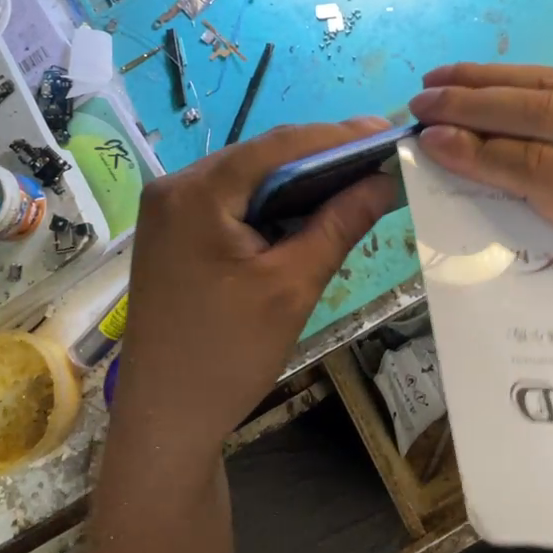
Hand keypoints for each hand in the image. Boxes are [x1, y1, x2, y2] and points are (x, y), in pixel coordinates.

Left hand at [117, 118, 399, 451]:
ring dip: (297, 181)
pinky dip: (269, 203)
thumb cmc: (228, 354)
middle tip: (378, 160)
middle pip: (260, 158)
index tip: (387, 132)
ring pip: (246, 178)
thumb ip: (338, 224)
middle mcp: (174, 187)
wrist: (165, 420)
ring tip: (353, 181)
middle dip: (320, 158)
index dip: (336, 136)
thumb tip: (384, 181)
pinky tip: (307, 210)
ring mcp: (168, 210)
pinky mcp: (173, 232)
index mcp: (196, 193)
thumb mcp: (293, 286)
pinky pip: (230, 201)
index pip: (278, 146)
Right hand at [407, 64, 552, 344]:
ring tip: (438, 81)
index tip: (429, 141)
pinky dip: (516, 77)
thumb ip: (507, 219)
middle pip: (552, 116)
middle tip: (422, 105)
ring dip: (489, 80)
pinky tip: (476, 78)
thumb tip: (444, 159)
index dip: (483, 151)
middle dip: (476, 105)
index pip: (546, 170)